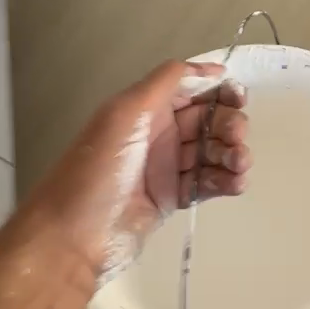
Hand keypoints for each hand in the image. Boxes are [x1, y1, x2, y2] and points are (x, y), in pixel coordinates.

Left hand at [22, 59, 251, 286]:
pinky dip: (227, 179)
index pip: (194, 90)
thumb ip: (166, 81)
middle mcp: (159, 134)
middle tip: (236, 139)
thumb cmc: (97, 171)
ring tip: (239, 166)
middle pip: (210, 119)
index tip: (239, 98)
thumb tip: (211, 68)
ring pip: (214, 150)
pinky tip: (235, 183)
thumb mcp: (125, 113)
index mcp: (147, 110)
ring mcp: (167, 167)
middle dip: (230, 124)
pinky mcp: (173, 197)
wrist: (70, 240)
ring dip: (233, 153)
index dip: (220, 90)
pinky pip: (209, 181)